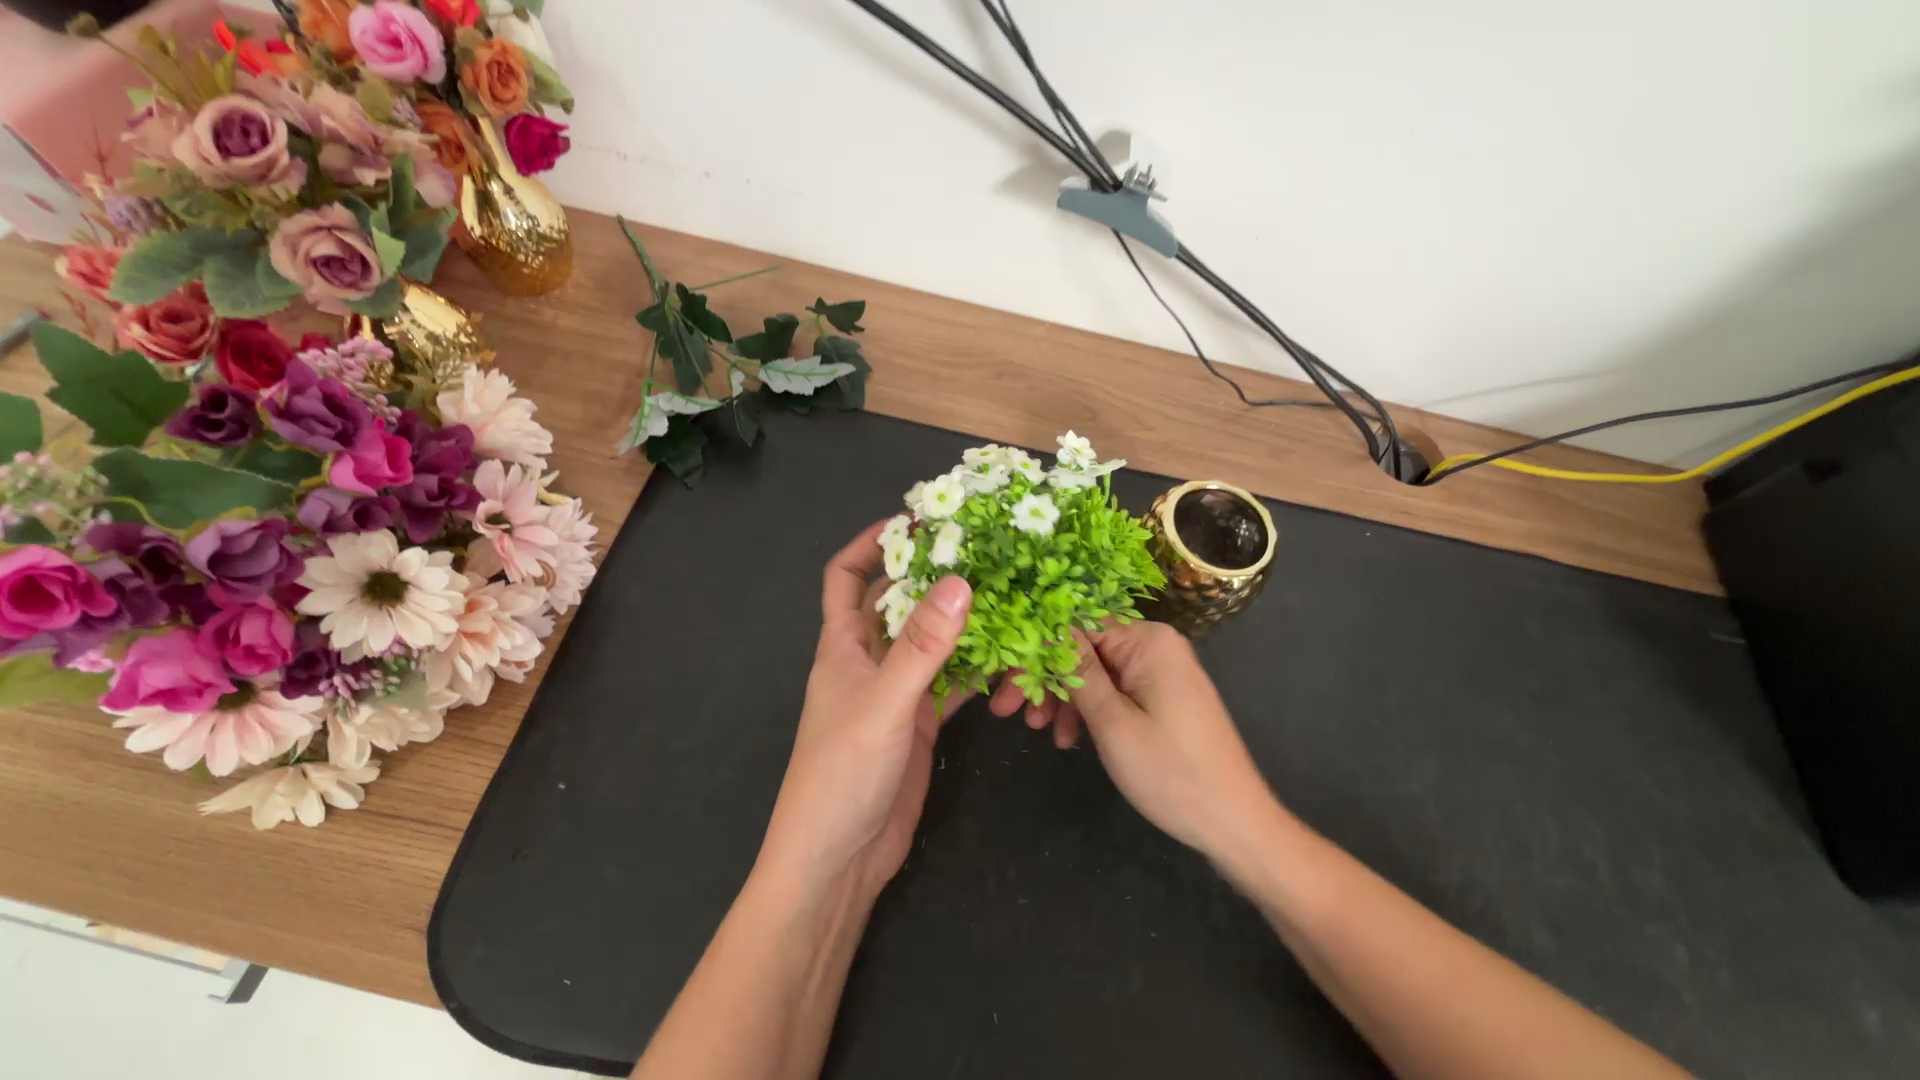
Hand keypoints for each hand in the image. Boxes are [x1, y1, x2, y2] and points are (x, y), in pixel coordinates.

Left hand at [755, 521, 973, 906]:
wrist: (838, 860)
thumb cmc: (842, 774)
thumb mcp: (883, 704)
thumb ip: (923, 647)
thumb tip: (961, 581)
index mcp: (841, 646)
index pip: (846, 576)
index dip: (872, 544)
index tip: (916, 519)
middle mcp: (868, 661)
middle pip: (898, 603)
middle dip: (932, 576)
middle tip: (986, 550)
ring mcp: (896, 694)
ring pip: (931, 643)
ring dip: (962, 622)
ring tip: (1010, 594)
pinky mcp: (920, 724)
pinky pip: (952, 682)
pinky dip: (977, 668)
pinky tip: (1011, 656)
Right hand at [1006, 621, 1286, 869]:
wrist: (1234, 823)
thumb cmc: (1170, 772)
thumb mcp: (1112, 722)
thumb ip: (1077, 671)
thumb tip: (1046, 627)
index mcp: (1148, 641)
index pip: (1076, 624)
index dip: (1036, 650)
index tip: (1003, 682)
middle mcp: (1156, 646)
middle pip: (1084, 648)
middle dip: (1046, 679)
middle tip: (1007, 713)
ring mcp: (1162, 672)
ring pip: (1096, 673)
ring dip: (1064, 699)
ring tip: (1039, 732)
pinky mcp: (1164, 697)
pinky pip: (1116, 691)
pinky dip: (1090, 711)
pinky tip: (1071, 739)